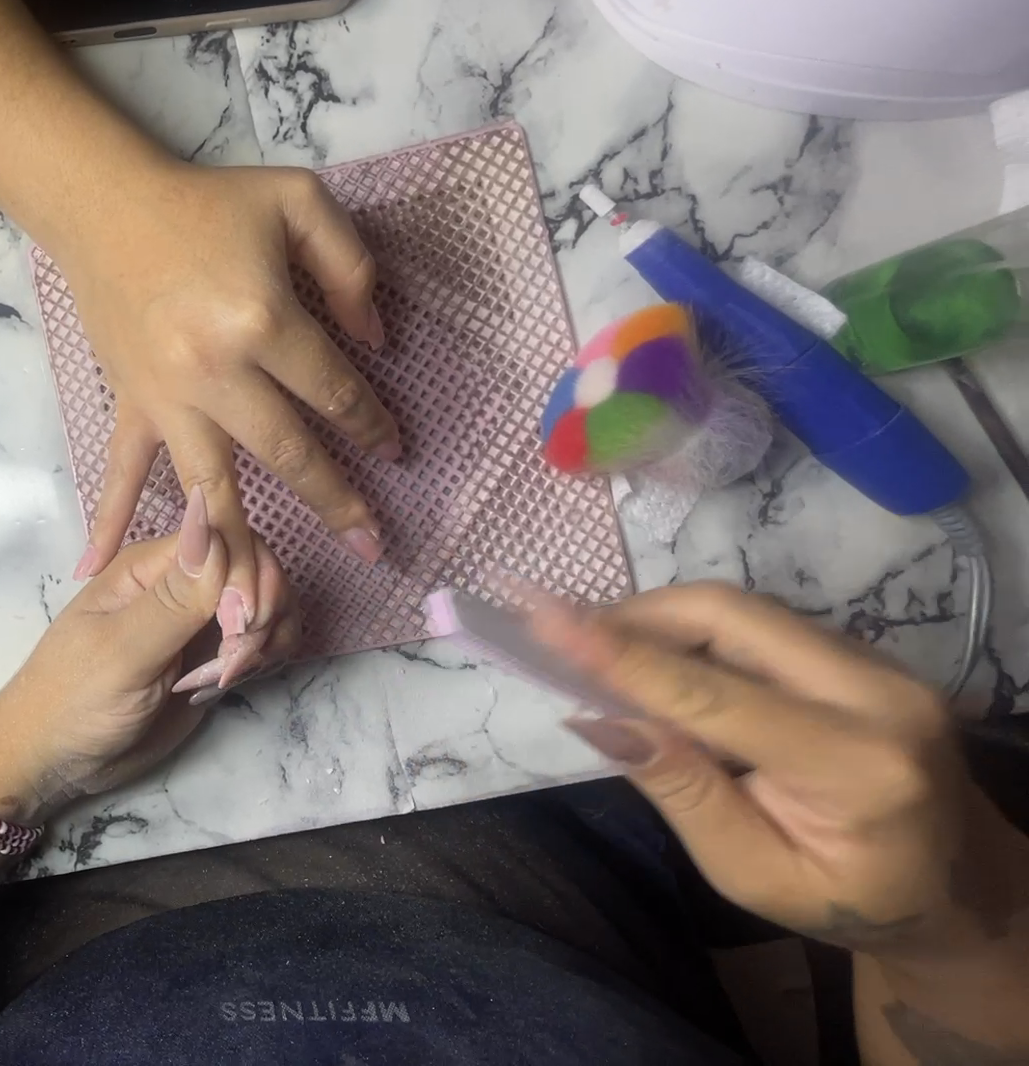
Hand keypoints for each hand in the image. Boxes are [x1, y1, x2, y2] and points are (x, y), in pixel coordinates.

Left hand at [0, 487, 236, 825]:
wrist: (59, 759)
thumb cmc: (75, 700)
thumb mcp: (123, 652)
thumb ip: (174, 597)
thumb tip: (209, 514)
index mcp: (150, 567)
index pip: (226, 538)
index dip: (248, 576)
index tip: (240, 626)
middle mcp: (181, 584)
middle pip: (255, 567)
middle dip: (261, 610)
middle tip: (235, 661)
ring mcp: (200, 620)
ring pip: (266, 601)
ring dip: (268, 635)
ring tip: (230, 675)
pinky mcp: (212, 654)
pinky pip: (263, 637)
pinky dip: (268, 654)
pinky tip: (239, 678)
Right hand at [58, 162, 397, 675]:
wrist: (107, 209)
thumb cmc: (206, 205)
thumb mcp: (299, 201)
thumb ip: (351, 268)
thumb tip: (379, 344)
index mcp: (263, 322)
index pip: (335, 392)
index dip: (373, 426)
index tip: (398, 454)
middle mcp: (215, 377)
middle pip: (286, 455)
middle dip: (334, 502)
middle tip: (371, 547)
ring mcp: (166, 402)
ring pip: (211, 486)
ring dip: (242, 543)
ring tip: (265, 599)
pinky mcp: (131, 408)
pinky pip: (121, 471)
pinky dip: (107, 519)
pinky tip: (91, 566)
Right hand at [533, 582, 1018, 956]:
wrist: (960, 886)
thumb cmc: (843, 894)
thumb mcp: (748, 871)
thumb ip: (679, 791)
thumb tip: (596, 720)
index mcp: (854, 766)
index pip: (708, 692)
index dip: (619, 653)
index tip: (541, 618)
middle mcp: (875, 695)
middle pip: (726, 614)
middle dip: (631, 615)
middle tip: (561, 636)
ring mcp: (872, 665)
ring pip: (733, 607)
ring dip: (653, 620)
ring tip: (597, 651)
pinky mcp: (853, 653)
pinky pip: (748, 619)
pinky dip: (681, 628)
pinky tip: (652, 660)